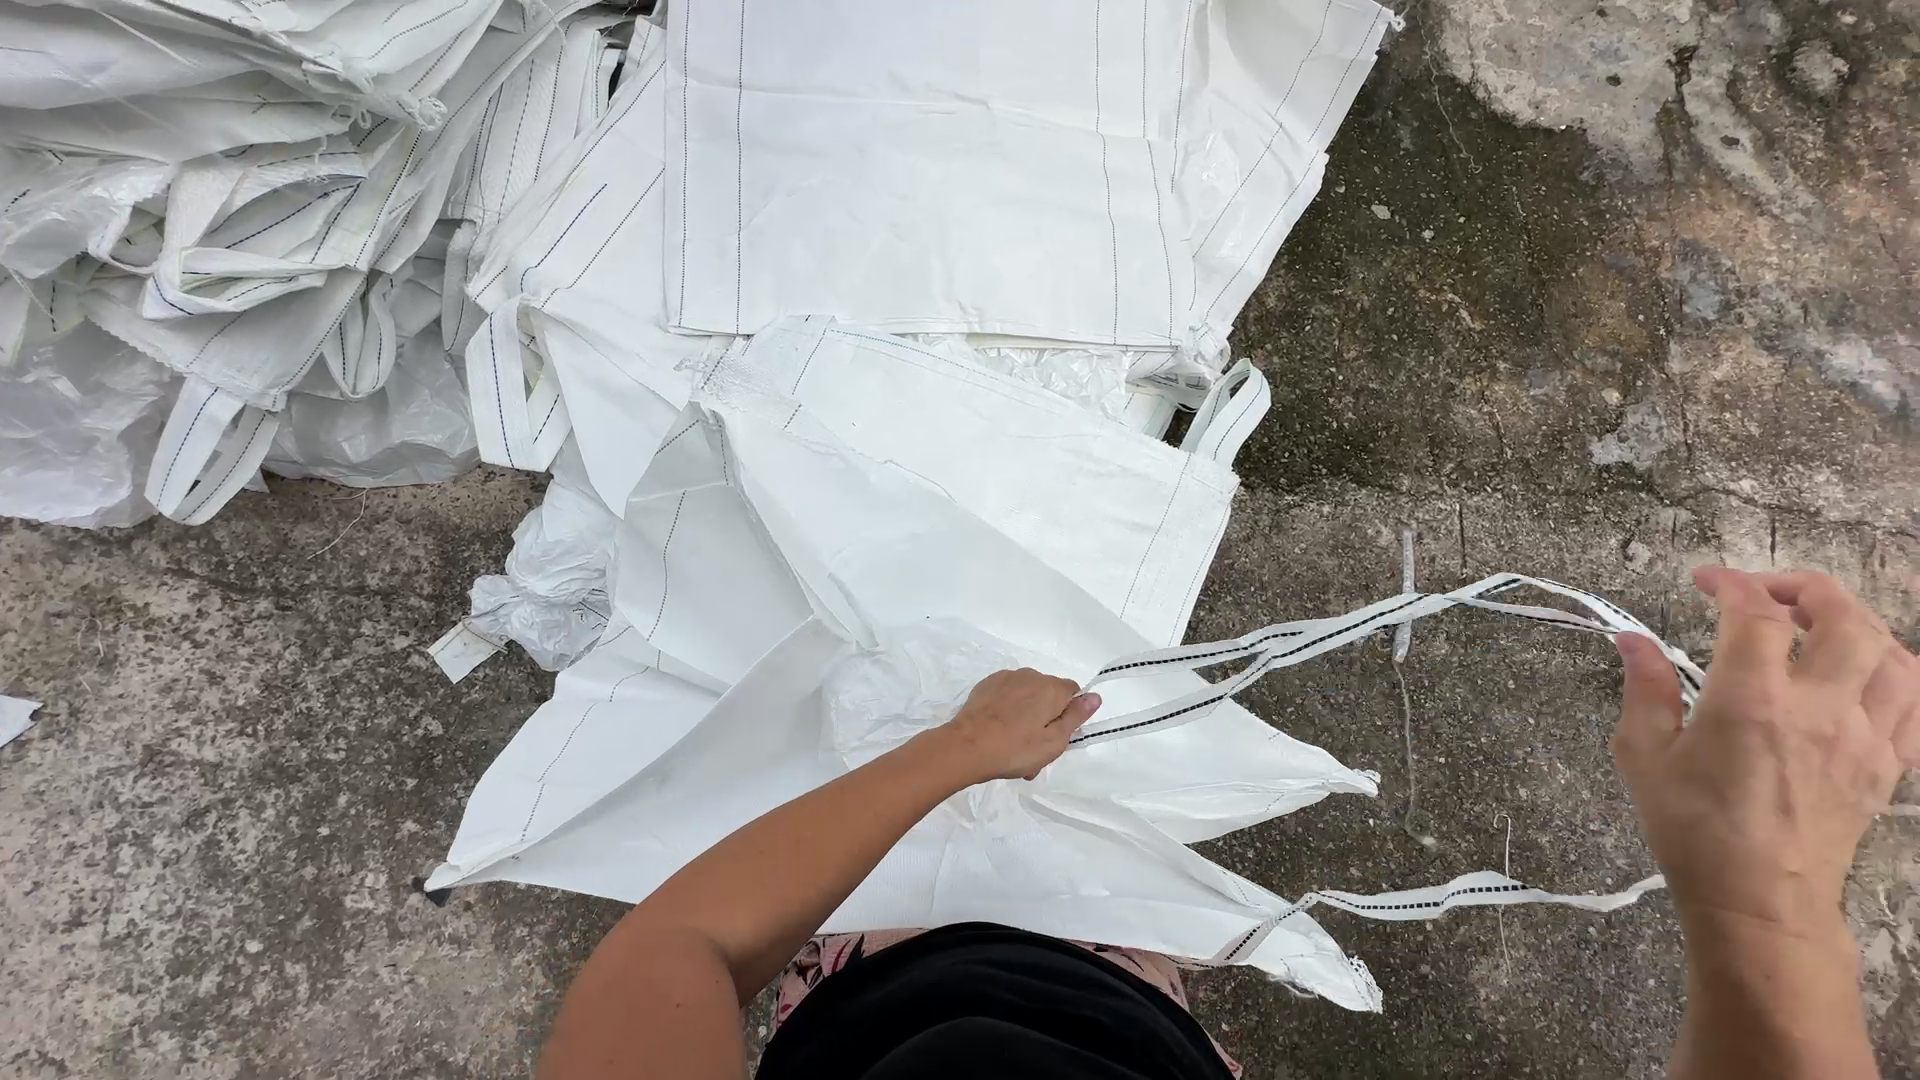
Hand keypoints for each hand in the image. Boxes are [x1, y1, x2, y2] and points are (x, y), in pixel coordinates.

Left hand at [929, 668, 1101, 782]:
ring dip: (1026, 716)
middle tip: (1035, 750)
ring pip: (1026, 696)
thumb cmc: (1015, 748)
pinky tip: (997, 731)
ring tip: (1013, 746)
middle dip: (1046, 718)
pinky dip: (1007, 710)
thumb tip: (1095, 696)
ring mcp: (1006, 678)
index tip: (1058, 736)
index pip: (1073, 692)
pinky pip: (1007, 695)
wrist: (966, 747)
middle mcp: (1030, 676)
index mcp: (1051, 688)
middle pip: (1048, 695)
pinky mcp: (986, 685)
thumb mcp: (1054, 741)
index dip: (1070, 714)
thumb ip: (1076, 716)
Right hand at [1612, 566, 1918, 939]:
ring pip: (1896, 654)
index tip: (1702, 580)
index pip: (1757, 616)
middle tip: (1762, 592)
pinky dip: (1896, 670)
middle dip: (1806, 588)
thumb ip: (1645, 687)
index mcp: (1753, 702)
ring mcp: (1868, 736)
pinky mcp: (1890, 763)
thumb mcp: (1642, 750)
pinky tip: (1861, 671)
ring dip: (1856, 623)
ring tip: (1813, 624)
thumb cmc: (1688, 821)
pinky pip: (1918, 701)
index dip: (1732, 584)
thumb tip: (1630, 639)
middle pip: (1847, 620)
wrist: (1758, 895)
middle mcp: (1821, 708)